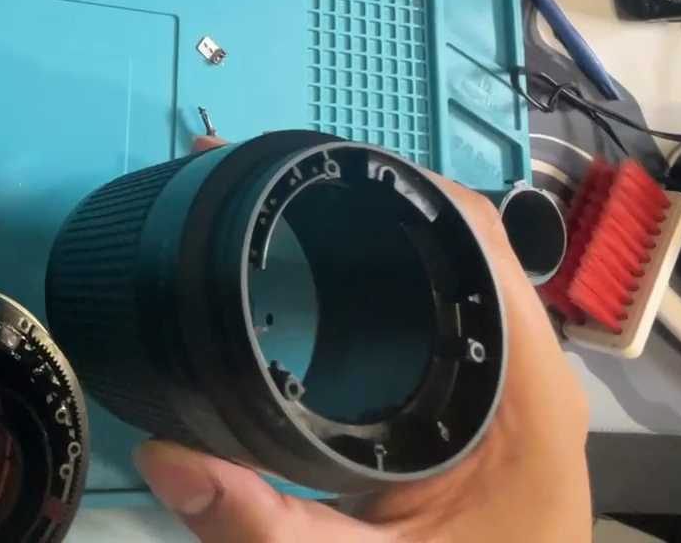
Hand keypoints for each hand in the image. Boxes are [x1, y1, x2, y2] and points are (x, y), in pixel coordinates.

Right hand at [133, 140, 590, 541]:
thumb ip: (264, 528)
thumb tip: (159, 456)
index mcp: (521, 389)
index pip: (475, 236)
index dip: (396, 184)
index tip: (300, 173)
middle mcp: (519, 364)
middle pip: (452, 232)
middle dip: (359, 192)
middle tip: (258, 182)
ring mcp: (499, 371)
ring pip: (443, 259)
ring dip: (367, 219)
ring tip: (277, 204)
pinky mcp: (475, 382)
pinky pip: (433, 292)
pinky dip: (375, 258)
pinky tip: (314, 262)